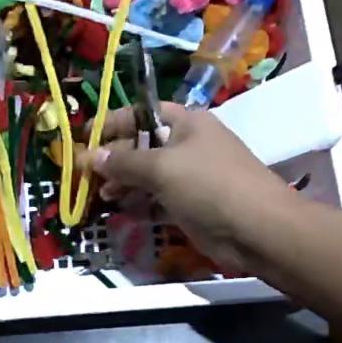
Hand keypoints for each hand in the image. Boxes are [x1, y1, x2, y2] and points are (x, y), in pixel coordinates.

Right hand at [83, 104, 297, 274]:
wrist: (256, 229)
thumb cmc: (209, 184)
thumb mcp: (162, 167)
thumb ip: (124, 162)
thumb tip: (92, 157)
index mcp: (187, 122)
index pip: (142, 113)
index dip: (114, 122)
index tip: (85, 137)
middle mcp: (189, 145)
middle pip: (143, 145)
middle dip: (115, 158)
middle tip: (87, 175)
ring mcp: (191, 177)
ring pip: (149, 176)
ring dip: (124, 184)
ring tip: (100, 197)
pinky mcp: (191, 205)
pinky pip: (158, 200)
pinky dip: (140, 204)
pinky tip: (120, 210)